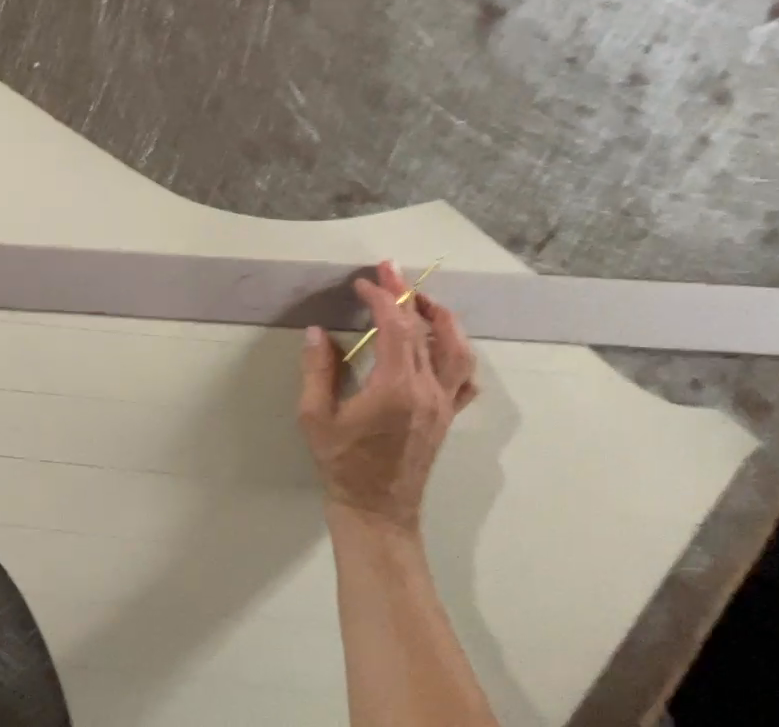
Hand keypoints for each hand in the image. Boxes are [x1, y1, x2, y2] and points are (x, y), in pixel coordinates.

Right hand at [297, 260, 478, 533]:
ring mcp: (443, 405)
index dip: (382, 299)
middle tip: (392, 271)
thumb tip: (318, 332)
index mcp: (396, 387)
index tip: (362, 282)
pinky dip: (457, 355)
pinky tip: (442, 348)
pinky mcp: (446, 418)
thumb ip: (318, 370)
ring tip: (422, 301)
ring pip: (459, 352)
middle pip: (429, 331)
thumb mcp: (314, 414)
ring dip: (442, 320)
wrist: (376, 507)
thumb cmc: (340, 461)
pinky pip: (465, 380)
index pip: (396, 328)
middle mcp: (429, 392)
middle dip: (410, 296)